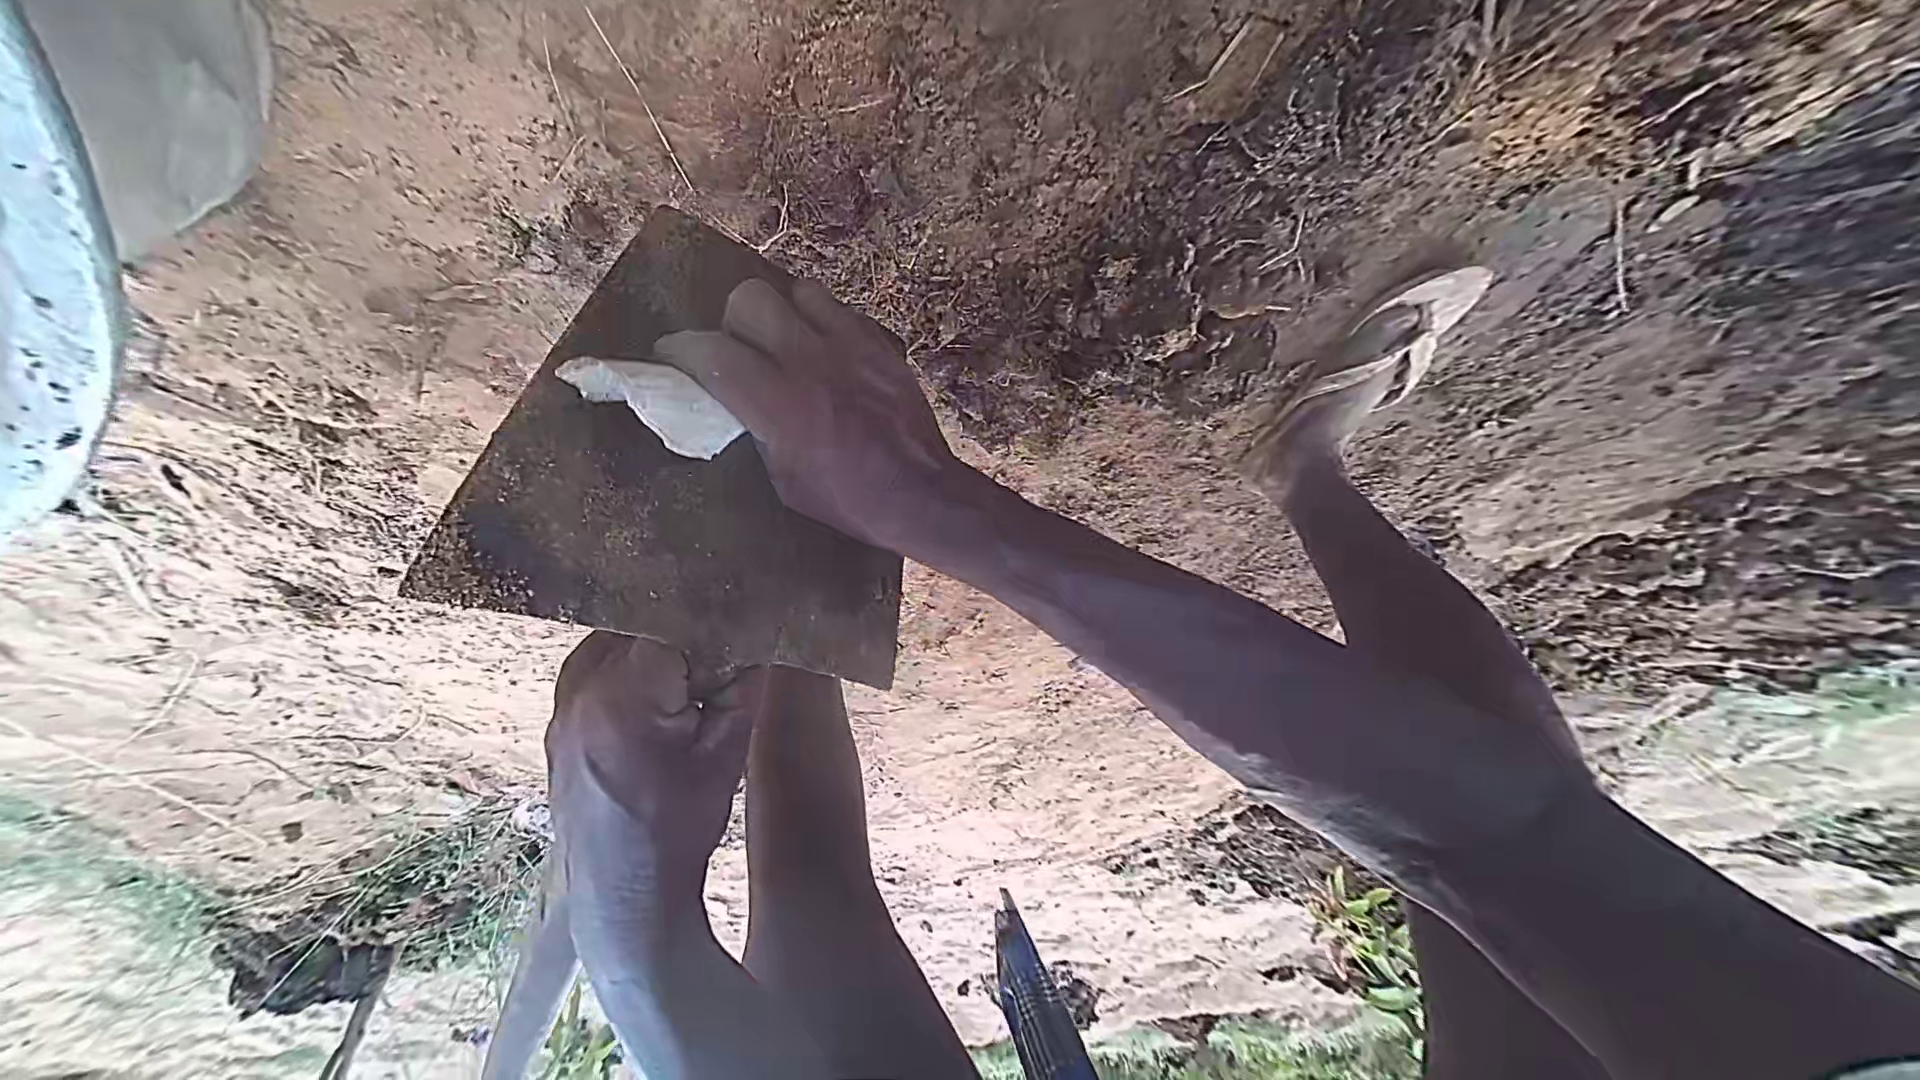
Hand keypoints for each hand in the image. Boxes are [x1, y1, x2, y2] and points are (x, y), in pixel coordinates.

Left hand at [545, 632, 765, 904]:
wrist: (623, 894)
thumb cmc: (678, 826)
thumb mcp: (727, 752)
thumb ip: (745, 682)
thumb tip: (758, 635)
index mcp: (621, 692)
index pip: (675, 620)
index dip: (714, 628)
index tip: (740, 647)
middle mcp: (578, 687)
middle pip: (645, 624)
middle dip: (688, 639)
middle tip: (720, 672)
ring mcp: (561, 704)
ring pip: (623, 642)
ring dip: (662, 653)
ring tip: (694, 691)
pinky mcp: (559, 720)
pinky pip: (602, 667)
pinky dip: (636, 670)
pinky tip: (663, 702)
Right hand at [654, 279, 961, 549]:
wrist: (920, 495)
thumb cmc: (851, 500)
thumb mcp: (785, 480)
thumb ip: (757, 431)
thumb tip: (739, 405)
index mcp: (776, 401)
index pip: (708, 350)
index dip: (680, 350)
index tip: (674, 356)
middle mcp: (810, 360)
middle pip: (749, 299)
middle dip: (734, 322)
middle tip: (742, 350)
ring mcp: (851, 346)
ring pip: (799, 292)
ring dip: (785, 314)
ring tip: (790, 345)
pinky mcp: (882, 346)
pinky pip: (842, 311)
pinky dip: (826, 324)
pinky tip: (830, 354)